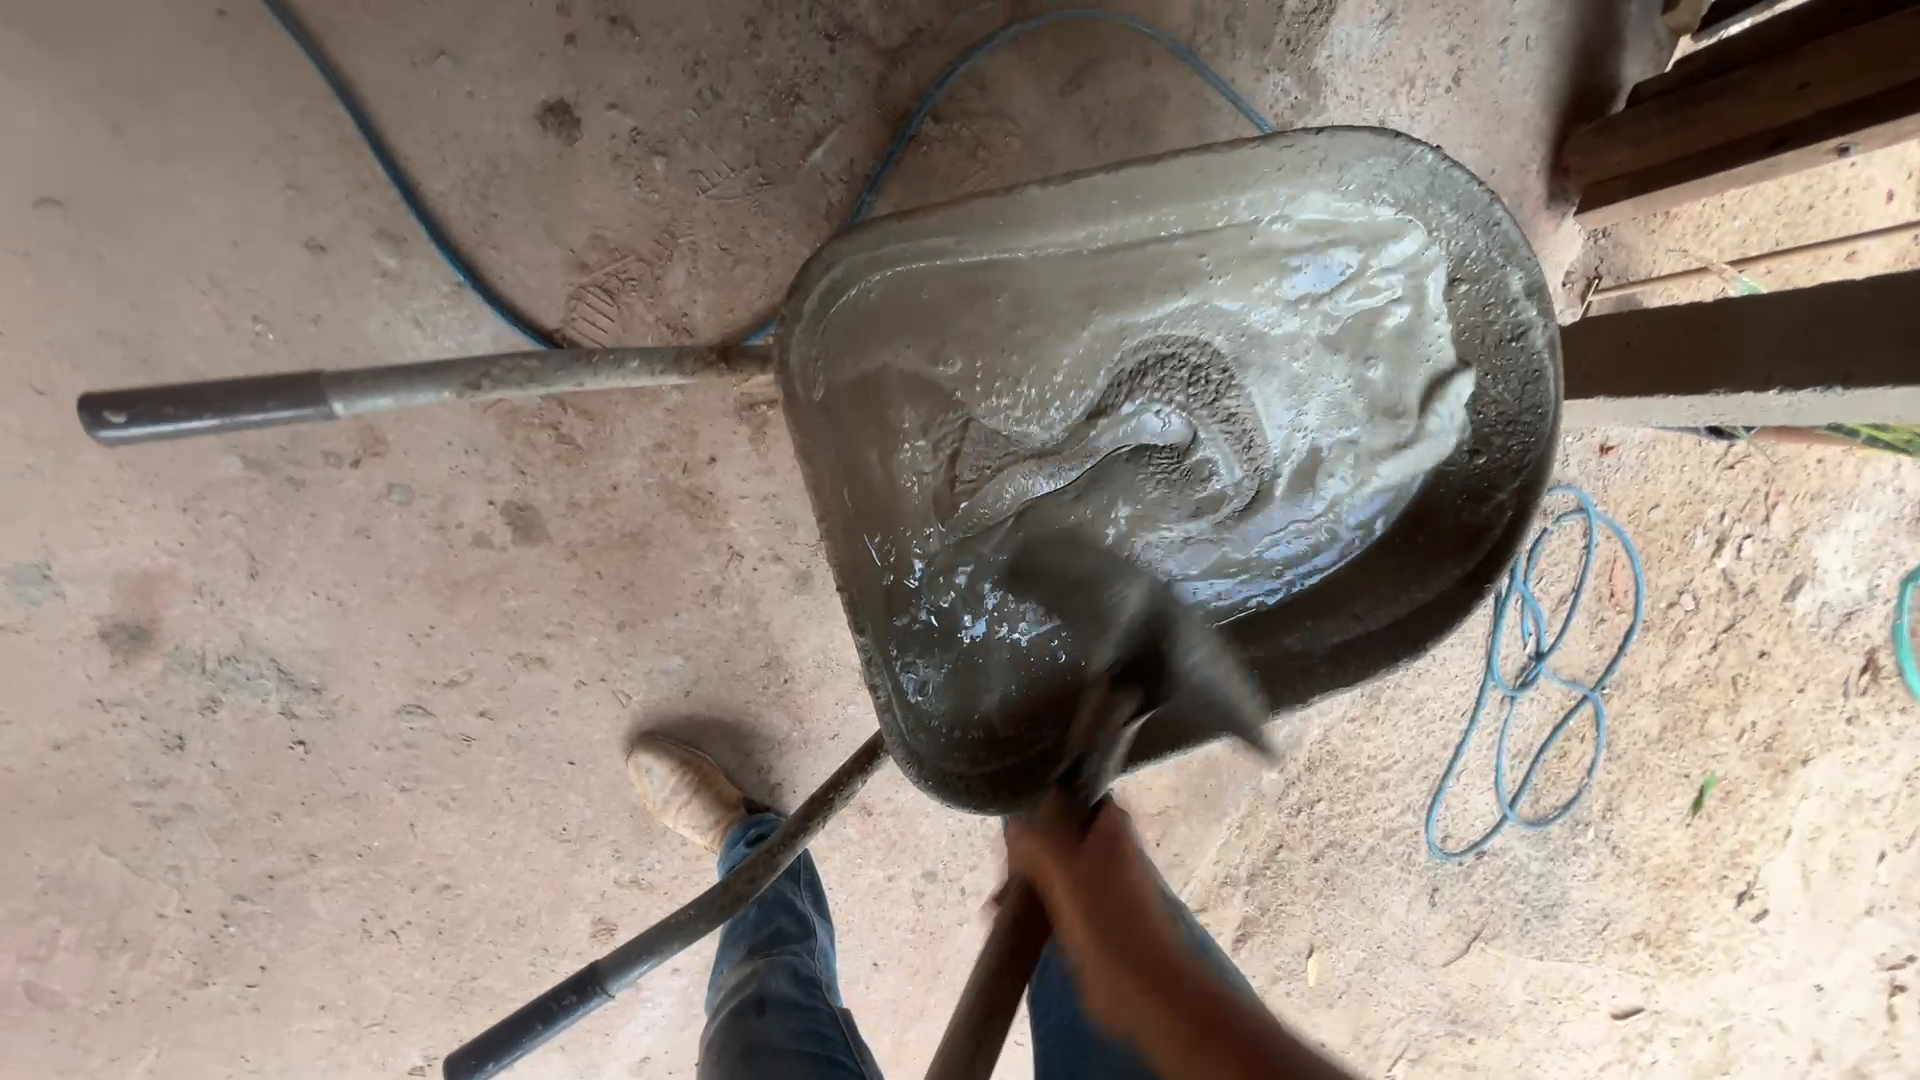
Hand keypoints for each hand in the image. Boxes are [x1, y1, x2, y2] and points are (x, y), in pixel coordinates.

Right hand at [1005, 801, 1190, 1031]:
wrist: (1145, 991)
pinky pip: (1056, 901)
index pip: (1069, 796)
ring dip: (1025, 881)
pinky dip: (1033, 907)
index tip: (1014, 822)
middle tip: (1003, 872)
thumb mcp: (1061, 868)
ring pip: (1053, 869)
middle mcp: (1107, 849)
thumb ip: (1033, 838)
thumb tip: (1013, 825)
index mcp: (1108, 826)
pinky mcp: (1093, 920)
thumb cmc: (1105, 919)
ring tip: (998, 903)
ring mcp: (1100, 886)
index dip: (1040, 804)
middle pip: (1056, 834)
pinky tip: (1006, 920)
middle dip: (1025, 851)